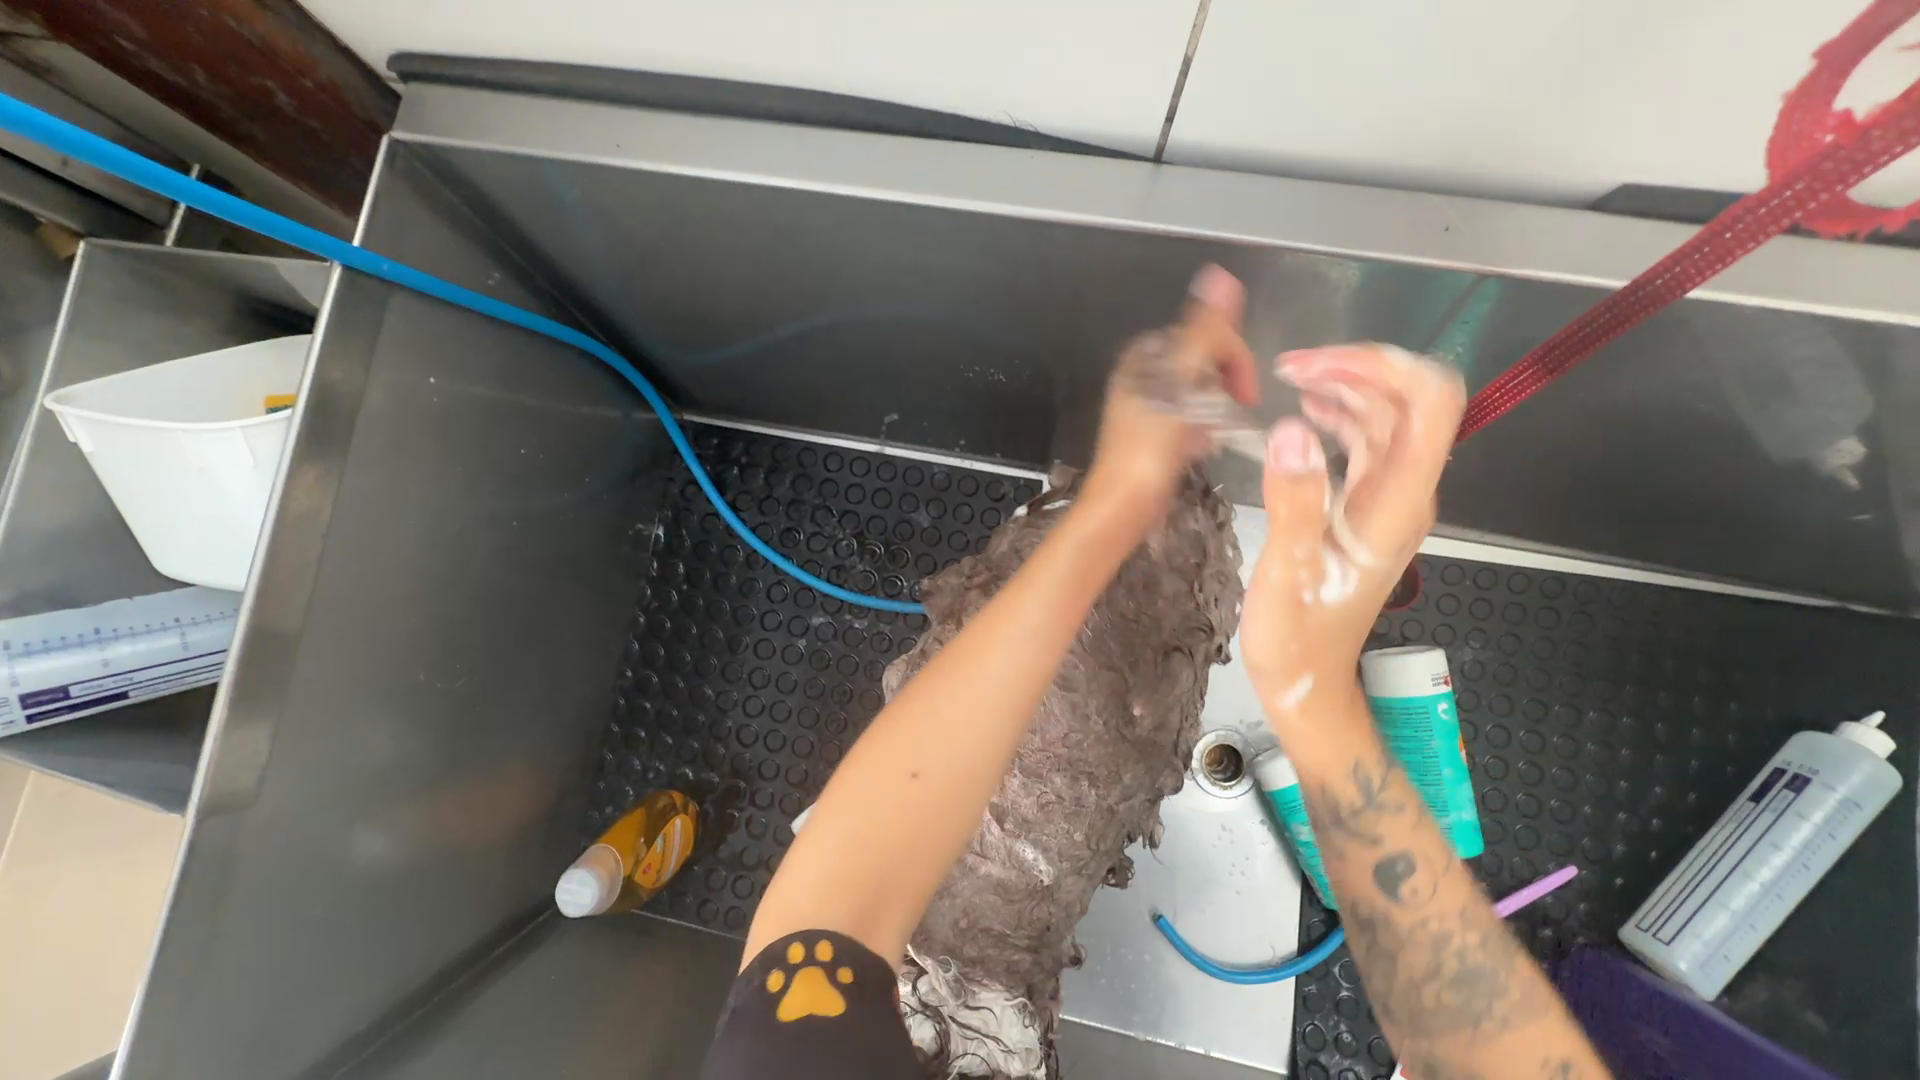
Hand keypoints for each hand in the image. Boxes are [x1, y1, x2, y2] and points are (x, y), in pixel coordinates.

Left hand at [1079, 264, 1257, 534]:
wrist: (1124, 505)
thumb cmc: (1149, 447)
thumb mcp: (1179, 382)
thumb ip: (1203, 332)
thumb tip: (1221, 277)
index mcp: (1145, 355)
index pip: (1205, 334)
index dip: (1233, 357)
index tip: (1244, 390)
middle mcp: (1144, 375)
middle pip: (1206, 364)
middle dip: (1225, 386)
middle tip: (1231, 413)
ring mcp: (1149, 405)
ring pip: (1202, 394)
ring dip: (1216, 412)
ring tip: (1209, 435)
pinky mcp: (1156, 435)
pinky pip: (1192, 421)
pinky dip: (1203, 431)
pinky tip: (1200, 448)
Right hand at [1241, 345, 1464, 730]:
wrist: (1305, 681)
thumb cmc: (1296, 637)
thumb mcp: (1288, 571)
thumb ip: (1294, 500)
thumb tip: (1291, 429)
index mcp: (1398, 504)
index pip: (1428, 405)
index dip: (1383, 368)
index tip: (1318, 367)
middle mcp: (1404, 494)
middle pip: (1410, 402)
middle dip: (1358, 370)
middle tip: (1291, 369)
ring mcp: (1387, 502)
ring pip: (1389, 420)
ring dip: (1348, 389)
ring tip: (1293, 382)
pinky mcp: (1364, 510)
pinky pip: (1368, 446)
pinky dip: (1342, 418)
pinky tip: (1308, 414)